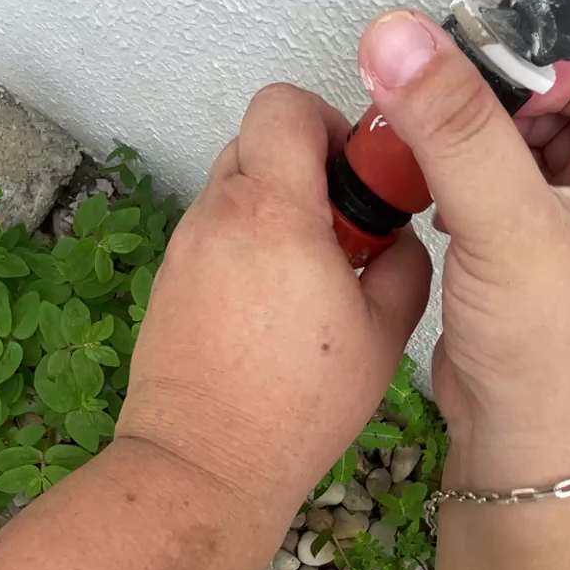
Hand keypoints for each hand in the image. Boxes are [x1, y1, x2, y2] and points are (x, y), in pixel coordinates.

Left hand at [116, 84, 432, 512]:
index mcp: (274, 213)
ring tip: (302, 274)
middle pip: (256, 142)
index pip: (284, 106)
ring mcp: (183, 249)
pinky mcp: (167, 281)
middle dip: (302, 167)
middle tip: (335, 227)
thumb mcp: (383, 337)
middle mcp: (217, 217)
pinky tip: (265, 306)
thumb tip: (394, 239)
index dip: (326, 123)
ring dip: (272, 209)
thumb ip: (403, 265)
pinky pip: (211, 234)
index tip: (352, 177)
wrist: (205, 464)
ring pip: (231, 189)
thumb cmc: (299, 407)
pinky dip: (242, 244)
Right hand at [354, 10, 569, 488]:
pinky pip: (485, 203)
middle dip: (501, 102)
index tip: (490, 72)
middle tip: (441, 105)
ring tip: (425, 151)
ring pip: (516, 159)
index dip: (564, 61)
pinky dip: (454, 188)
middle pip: (561, 112)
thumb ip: (457, 131)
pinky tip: (426, 200)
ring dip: (470, 147)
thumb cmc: (546, 351)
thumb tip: (399, 39)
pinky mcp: (509, 269)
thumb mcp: (509, 225)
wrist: (523, 452)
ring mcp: (554, 239)